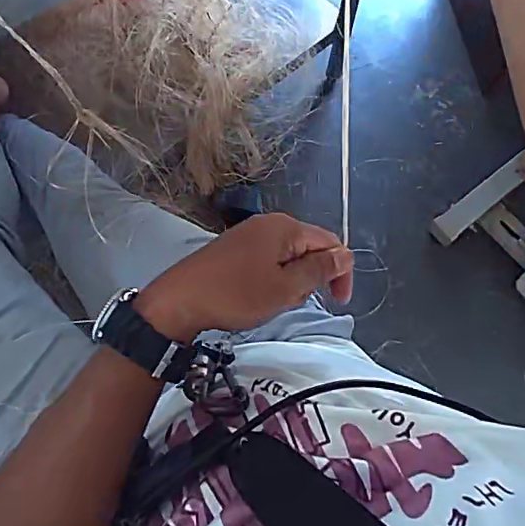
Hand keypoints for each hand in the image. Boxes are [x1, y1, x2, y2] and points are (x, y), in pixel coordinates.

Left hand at [136, 214, 353, 341]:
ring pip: (290, 255)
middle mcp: (269, 223)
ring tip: (274, 301)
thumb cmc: (234, 295)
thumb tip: (345, 256)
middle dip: (313, 276)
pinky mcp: (236, 247)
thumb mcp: (285, 288)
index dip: (340, 272)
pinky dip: (274, 278)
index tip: (337, 301)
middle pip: (310, 247)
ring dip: (293, 280)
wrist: (179, 301)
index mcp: (285, 227)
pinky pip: (270, 259)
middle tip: (297, 301)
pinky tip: (260, 296)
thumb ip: (319, 270)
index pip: (330, 242)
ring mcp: (250, 234)